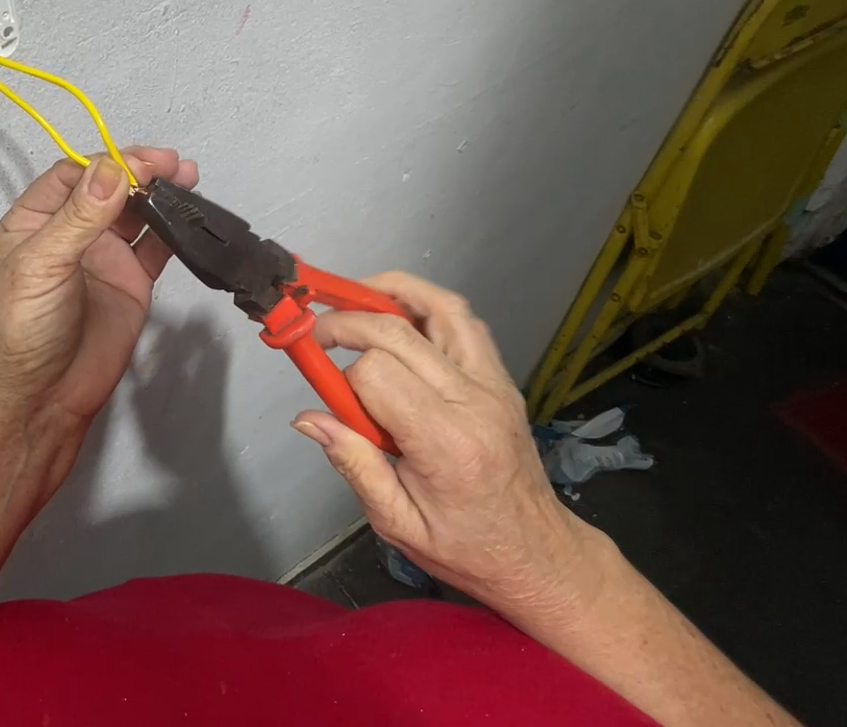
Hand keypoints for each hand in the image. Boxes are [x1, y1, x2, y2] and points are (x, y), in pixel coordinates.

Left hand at [0, 147, 198, 435]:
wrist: (43, 399)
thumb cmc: (24, 328)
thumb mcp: (41, 265)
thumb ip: (79, 218)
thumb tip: (113, 167)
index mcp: (35, 220)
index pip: (73, 175)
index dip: (106, 163)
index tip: (140, 162)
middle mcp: (69, 232)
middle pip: (108, 187)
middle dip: (138, 171)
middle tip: (172, 164)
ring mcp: (103, 256)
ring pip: (134, 212)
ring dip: (159, 193)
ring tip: (188, 176)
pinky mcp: (131, 281)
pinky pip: (155, 246)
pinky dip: (174, 228)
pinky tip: (191, 214)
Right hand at [290, 272, 597, 620]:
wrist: (539, 555)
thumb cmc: (466, 546)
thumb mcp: (396, 522)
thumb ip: (352, 463)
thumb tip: (307, 418)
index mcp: (446, 443)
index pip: (376, 374)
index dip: (341, 377)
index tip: (326, 391)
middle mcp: (473, 402)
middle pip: (397, 331)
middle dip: (346, 322)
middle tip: (316, 332)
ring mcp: (492, 384)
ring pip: (441, 308)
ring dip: (390, 290)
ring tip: (351, 296)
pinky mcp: (499, 378)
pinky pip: (463, 321)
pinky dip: (424, 303)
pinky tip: (395, 311)